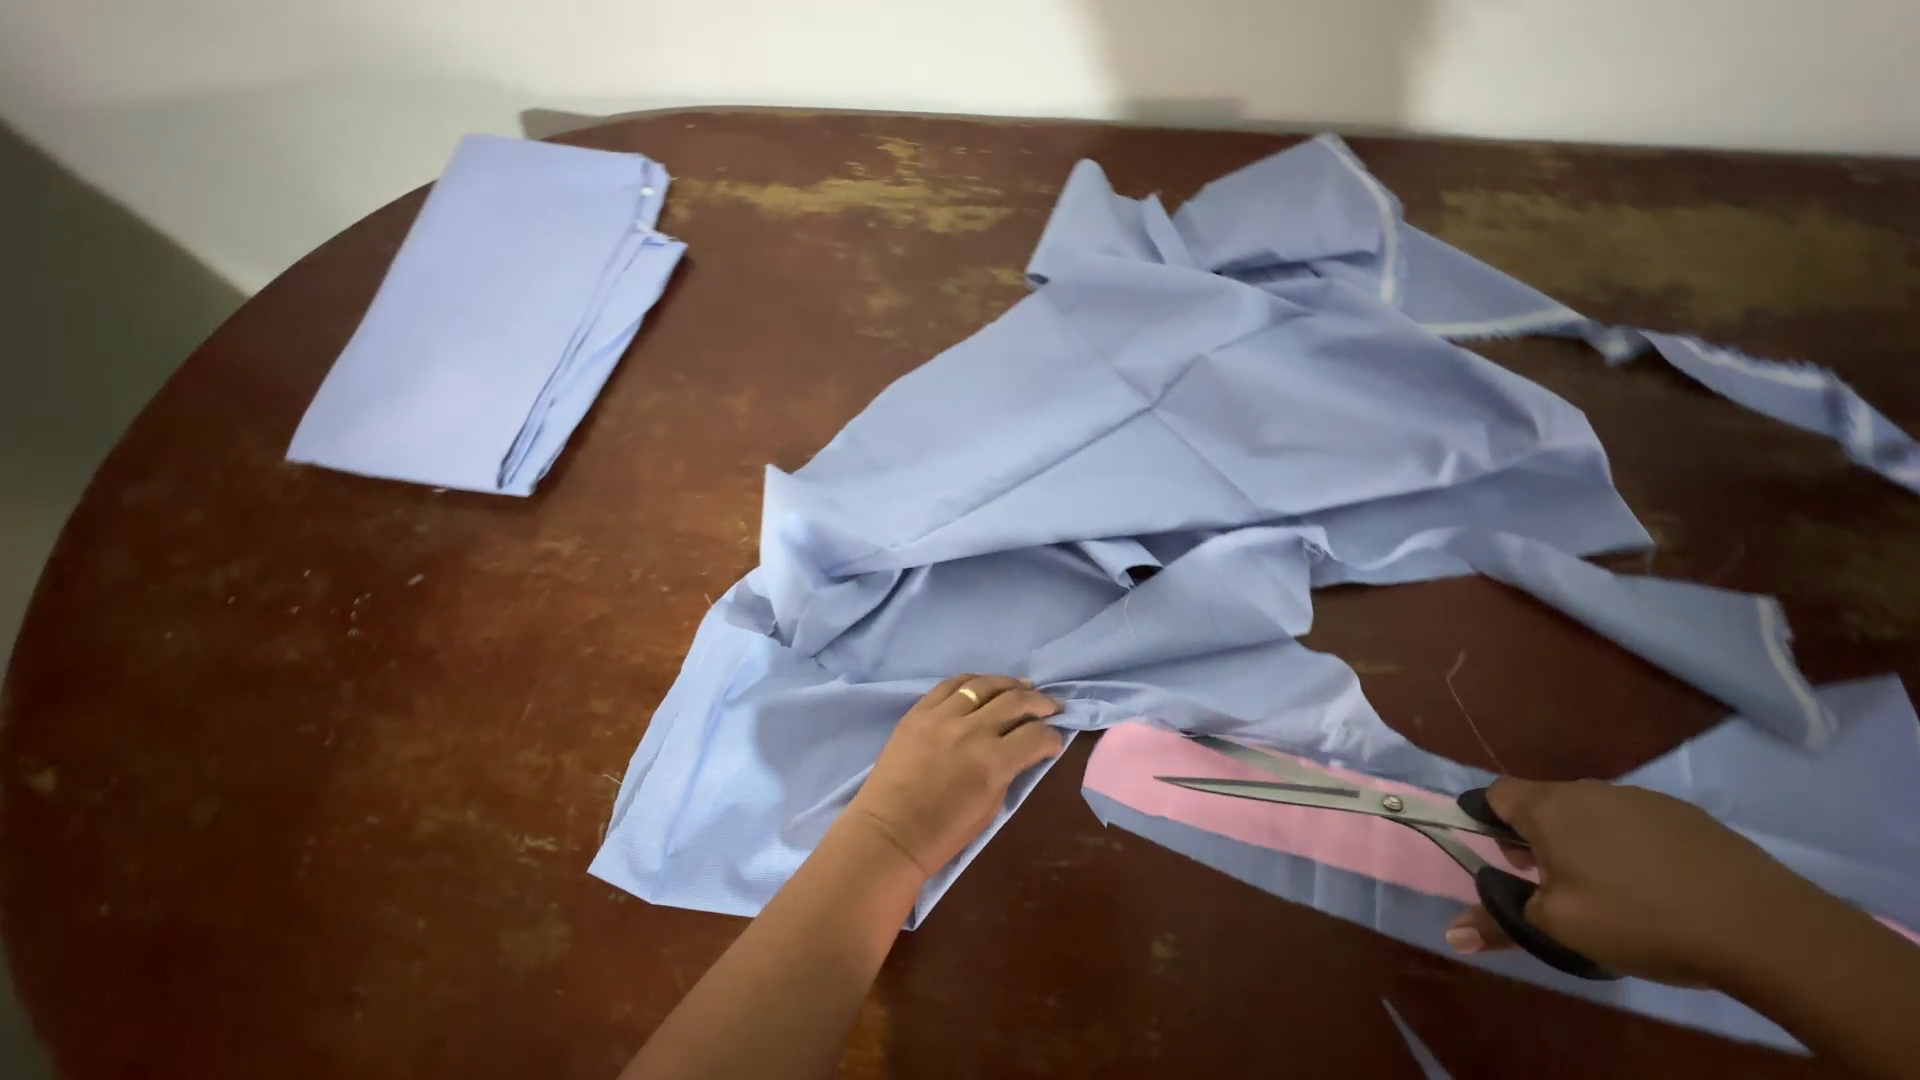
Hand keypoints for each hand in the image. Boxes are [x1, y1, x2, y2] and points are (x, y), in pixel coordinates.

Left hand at [840, 674, 1064, 880]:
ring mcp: (941, 717)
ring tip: (1022, 686)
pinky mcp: (918, 712)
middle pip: (1015, 701)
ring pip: (983, 685)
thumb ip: (1009, 771)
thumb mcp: (991, 807)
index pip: (1036, 735)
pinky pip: (950, 685)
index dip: (1053, 737)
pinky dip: (972, 681)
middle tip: (1052, 706)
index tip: (1056, 740)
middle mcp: (971, 730)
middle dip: (1040, 702)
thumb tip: (1024, 750)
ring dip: (1009, 684)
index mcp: (993, 762)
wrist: (889, 833)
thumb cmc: (943, 833)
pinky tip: (984, 684)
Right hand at [1446, 778, 1833, 986]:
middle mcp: (1589, 790)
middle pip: (1543, 803)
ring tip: (1607, 888)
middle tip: (1551, 882)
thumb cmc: (1641, 920)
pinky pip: (1636, 823)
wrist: (1766, 928)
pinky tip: (1657, 886)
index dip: (1488, 820)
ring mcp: (1642, 799)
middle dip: (1536, 836)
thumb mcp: (1560, 930)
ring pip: (1591, 812)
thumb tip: (1452, 936)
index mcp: (1548, 809)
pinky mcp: (1688, 816)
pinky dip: (1631, 846)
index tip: (1503, 859)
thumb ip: (1500, 923)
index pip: (1496, 794)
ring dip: (1584, 840)